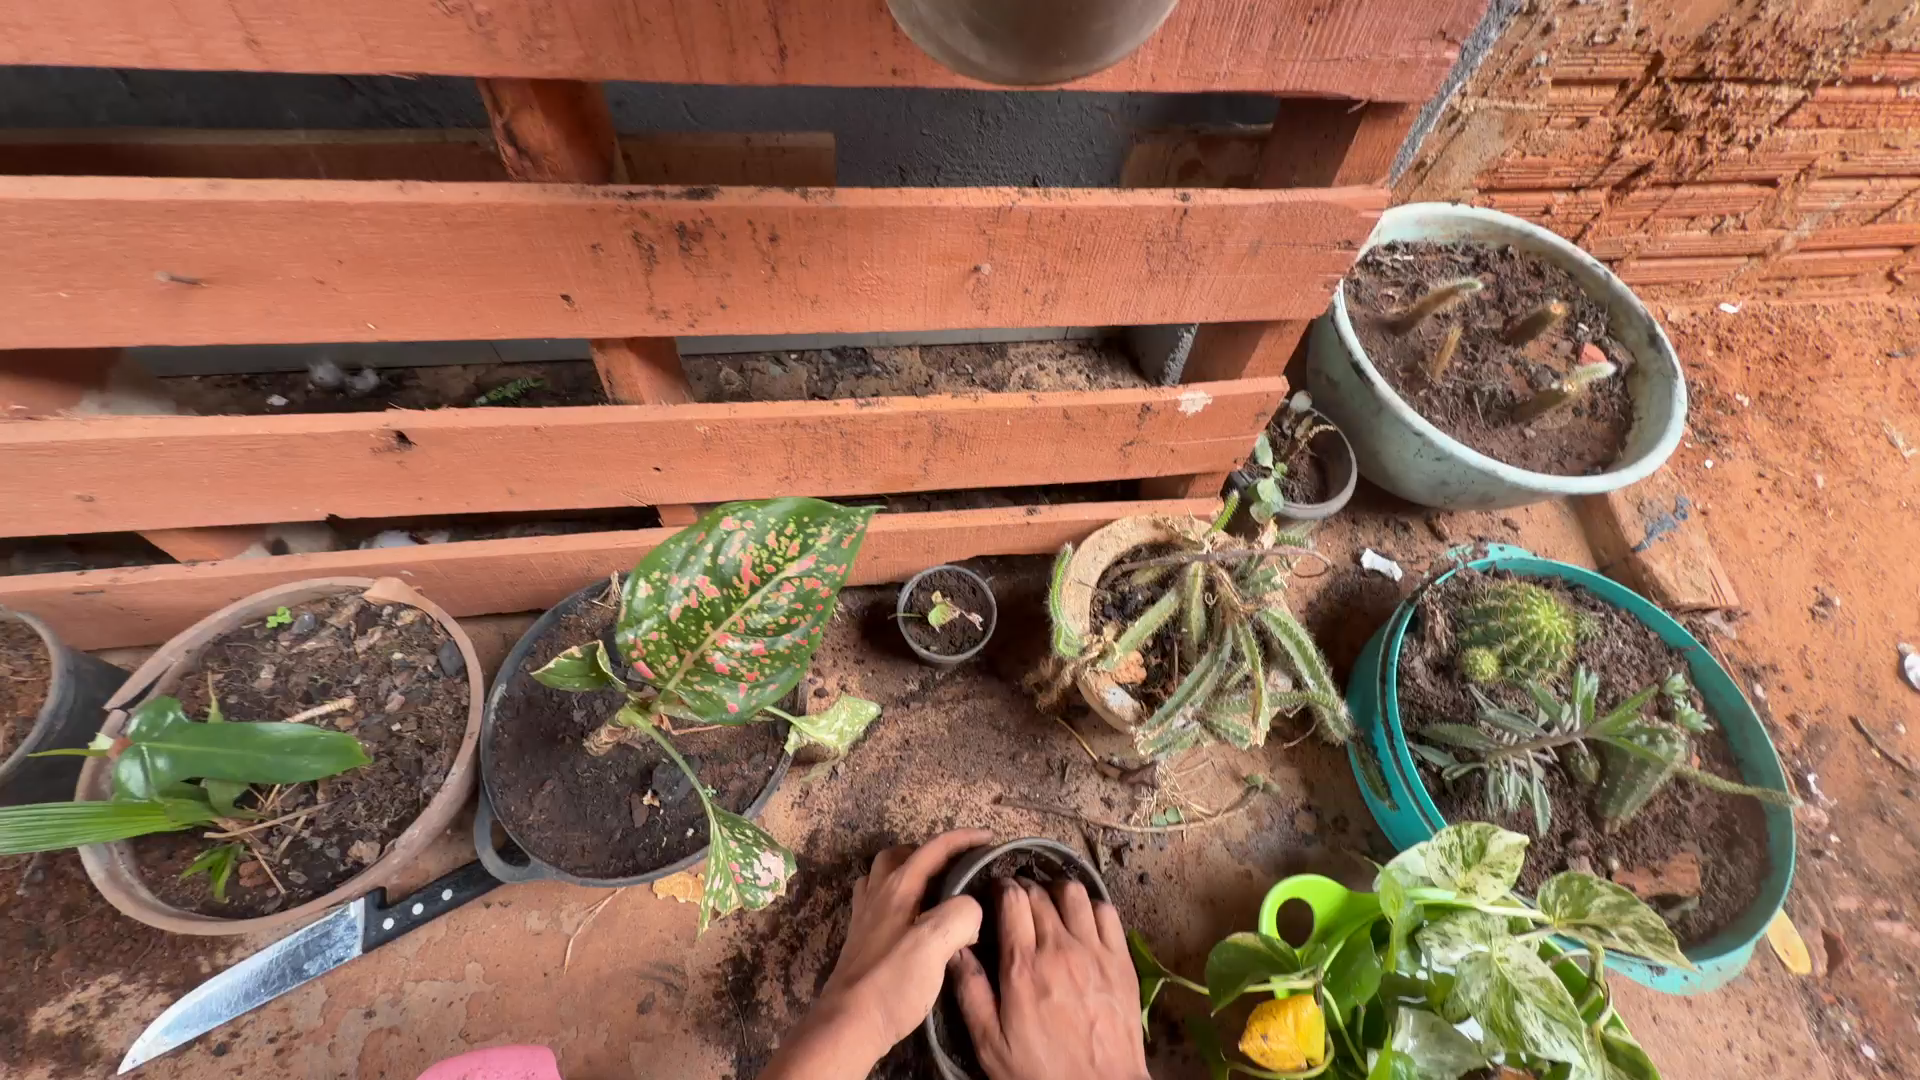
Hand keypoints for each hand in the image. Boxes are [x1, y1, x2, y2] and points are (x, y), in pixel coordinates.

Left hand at [761, 829, 990, 1079]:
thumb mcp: (935, 944)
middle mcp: (879, 892)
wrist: (849, 1023)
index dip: (964, 838)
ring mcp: (865, 914)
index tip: (989, 837)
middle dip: (932, 851)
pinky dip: (895, 895)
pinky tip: (908, 916)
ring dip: (909, 869)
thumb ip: (959, 915)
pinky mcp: (860, 936)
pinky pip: (876, 898)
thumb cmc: (892, 981)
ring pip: (884, 873)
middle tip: (957, 866)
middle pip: (903, 853)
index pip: (934, 848)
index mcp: (899, 886)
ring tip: (933, 886)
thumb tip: (970, 909)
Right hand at [952, 879, 1148, 1079]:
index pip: (1012, 899)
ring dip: (1057, 891)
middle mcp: (1059, 948)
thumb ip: (971, 992)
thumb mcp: (992, 1044)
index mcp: (1023, 967)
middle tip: (1018, 901)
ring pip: (1073, 893)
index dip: (1001, 888)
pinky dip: (1091, 906)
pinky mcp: (1120, 959)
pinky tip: (1082, 920)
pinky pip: (1106, 911)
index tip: (996, 893)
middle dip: (1024, 888)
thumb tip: (955, 950)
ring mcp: (1093, 951)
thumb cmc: (1041, 1074)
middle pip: (1039, 892)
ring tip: (1050, 903)